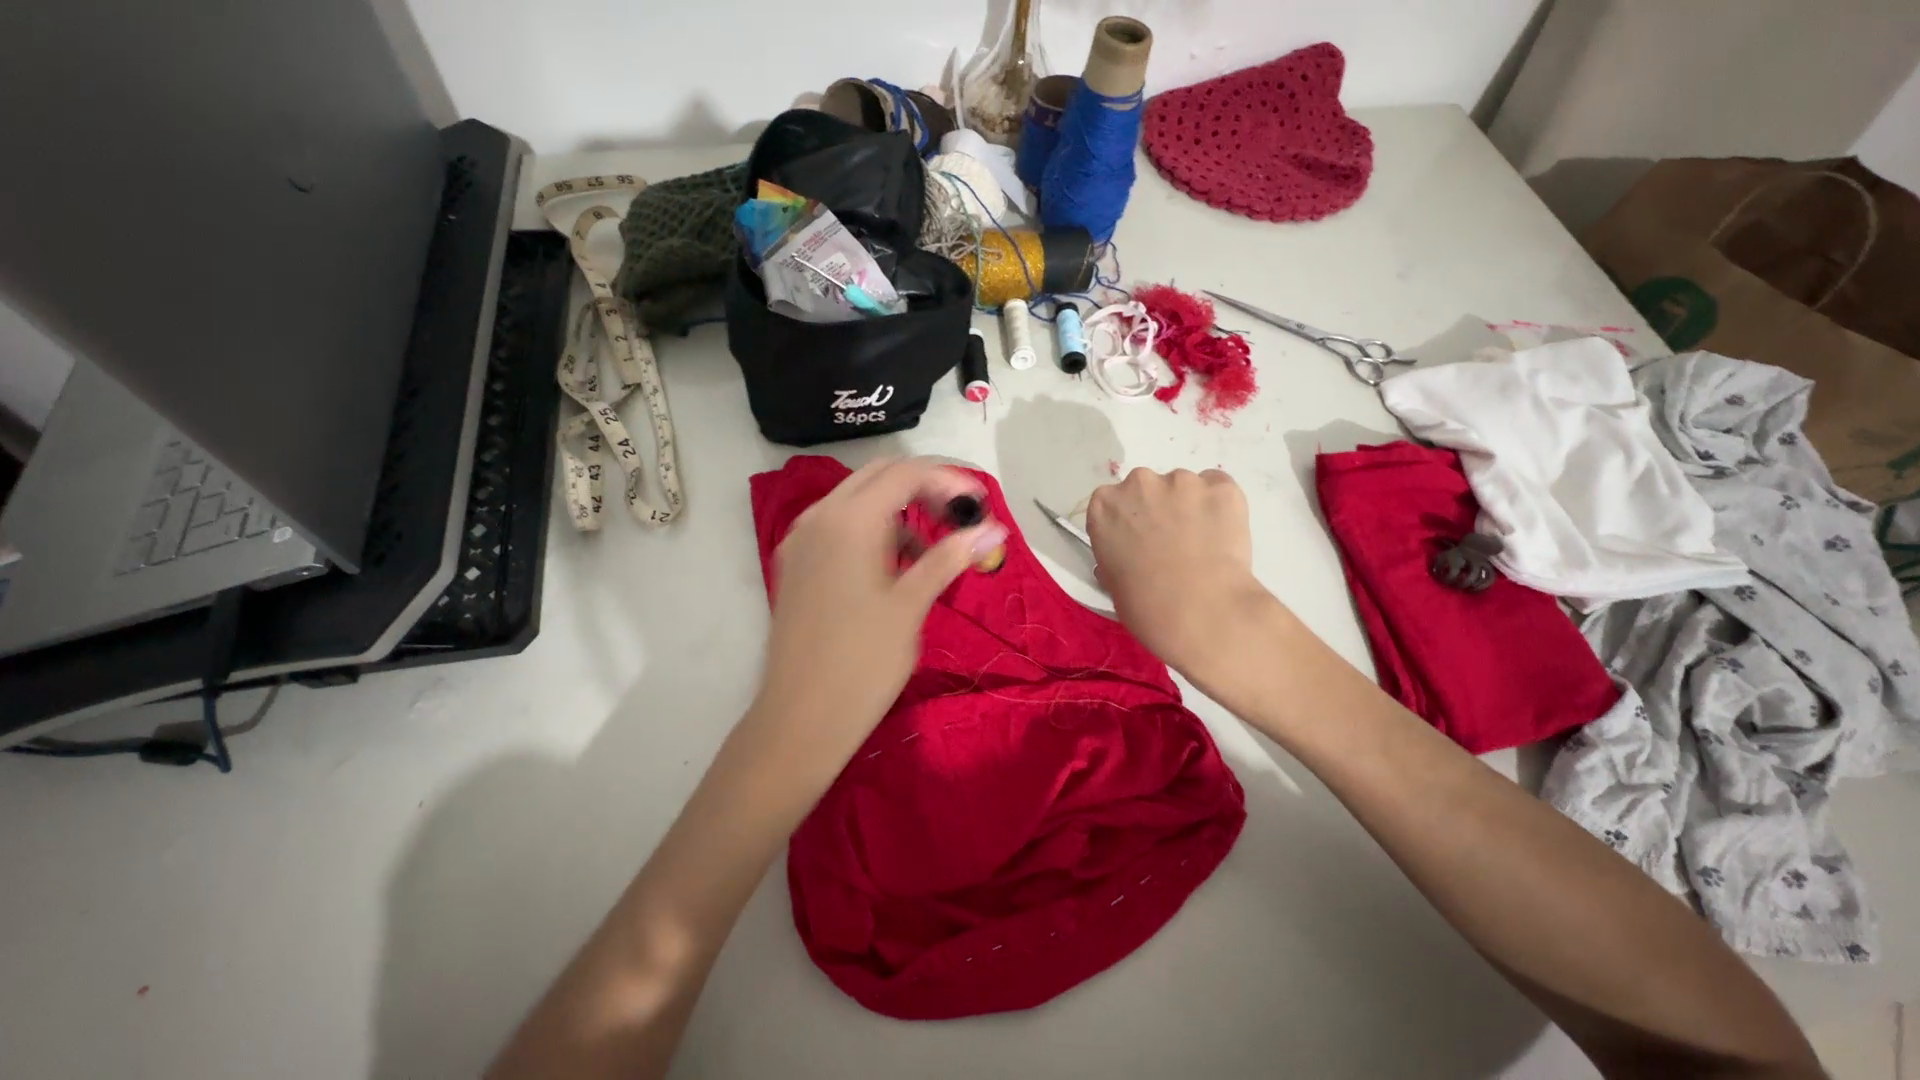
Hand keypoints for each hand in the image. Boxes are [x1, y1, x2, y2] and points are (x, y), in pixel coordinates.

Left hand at [755, 459, 1007, 755]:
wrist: (800, 720)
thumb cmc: (862, 663)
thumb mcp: (911, 606)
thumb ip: (949, 558)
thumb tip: (993, 529)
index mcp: (847, 521)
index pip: (904, 473)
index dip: (949, 480)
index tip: (982, 505)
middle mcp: (818, 518)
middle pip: (878, 478)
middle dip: (924, 488)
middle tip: (962, 517)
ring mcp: (801, 542)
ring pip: (856, 502)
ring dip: (898, 512)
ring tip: (936, 551)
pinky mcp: (797, 567)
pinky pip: (839, 529)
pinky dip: (873, 533)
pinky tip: (897, 569)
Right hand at [1087, 468, 1272, 681]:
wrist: (1199, 610)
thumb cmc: (1145, 605)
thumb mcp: (1113, 582)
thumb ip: (1117, 557)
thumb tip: (1128, 558)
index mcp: (1105, 505)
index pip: (1113, 504)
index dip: (1129, 524)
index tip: (1140, 543)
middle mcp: (1140, 483)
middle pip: (1148, 489)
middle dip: (1159, 510)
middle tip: (1173, 545)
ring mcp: (1183, 481)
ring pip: (1186, 488)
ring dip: (1191, 509)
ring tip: (1203, 546)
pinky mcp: (1222, 487)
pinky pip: (1219, 490)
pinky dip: (1221, 508)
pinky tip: (1223, 537)